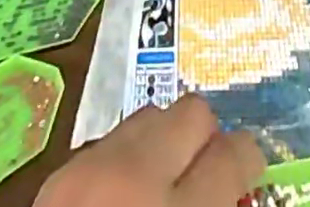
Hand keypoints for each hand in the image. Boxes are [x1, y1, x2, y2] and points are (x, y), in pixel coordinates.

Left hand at [35, 96, 265, 206]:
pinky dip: (128, 158)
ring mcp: (92, 168)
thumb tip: (234, 199)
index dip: (248, 161)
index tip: (247, 176)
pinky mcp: (61, 173)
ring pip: (151, 114)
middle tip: (207, 176)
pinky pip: (112, 140)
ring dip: (167, 141)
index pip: (234, 155)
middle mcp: (137, 177)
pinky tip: (123, 198)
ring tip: (163, 184)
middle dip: (208, 139)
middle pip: (193, 113)